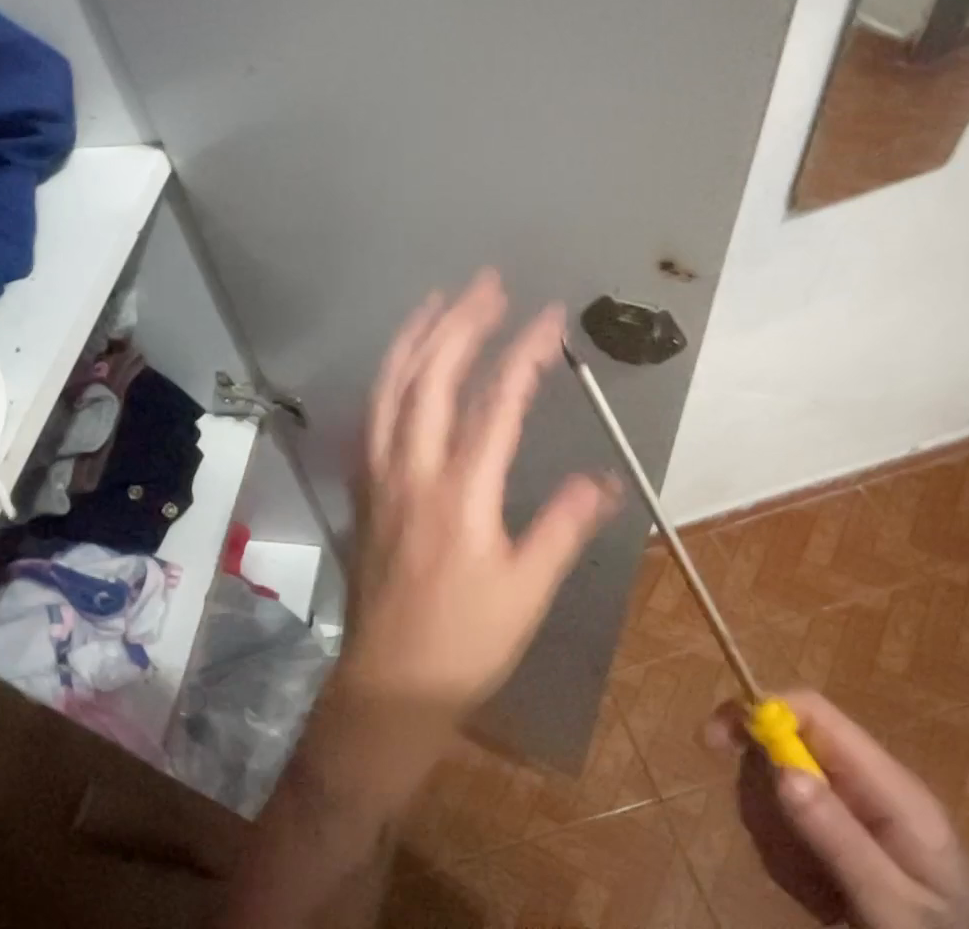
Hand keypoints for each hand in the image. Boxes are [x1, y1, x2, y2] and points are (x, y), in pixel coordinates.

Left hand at [337, 270, 620, 721]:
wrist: (390, 685)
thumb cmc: (466, 642)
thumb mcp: (529, 589)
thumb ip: (564, 526)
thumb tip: (605, 480)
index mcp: (460, 492)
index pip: (494, 402)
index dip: (523, 353)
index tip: (549, 316)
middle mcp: (412, 471)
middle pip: (430, 377)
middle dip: (460, 323)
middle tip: (488, 283)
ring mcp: (379, 477)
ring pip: (389, 390)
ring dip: (415, 339)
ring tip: (440, 301)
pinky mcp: (363, 491)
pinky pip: (371, 417)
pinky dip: (388, 378)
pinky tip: (401, 366)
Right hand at [704, 691, 968, 928]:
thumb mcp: (894, 902)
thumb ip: (840, 839)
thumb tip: (779, 768)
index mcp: (890, 786)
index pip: (813, 712)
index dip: (757, 710)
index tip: (712, 741)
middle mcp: (868, 786)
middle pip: (784, 748)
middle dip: (764, 794)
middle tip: (782, 851)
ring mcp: (855, 812)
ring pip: (777, 789)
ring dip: (776, 835)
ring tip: (814, 889)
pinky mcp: (843, 838)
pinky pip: (786, 826)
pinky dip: (786, 858)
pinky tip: (817, 895)